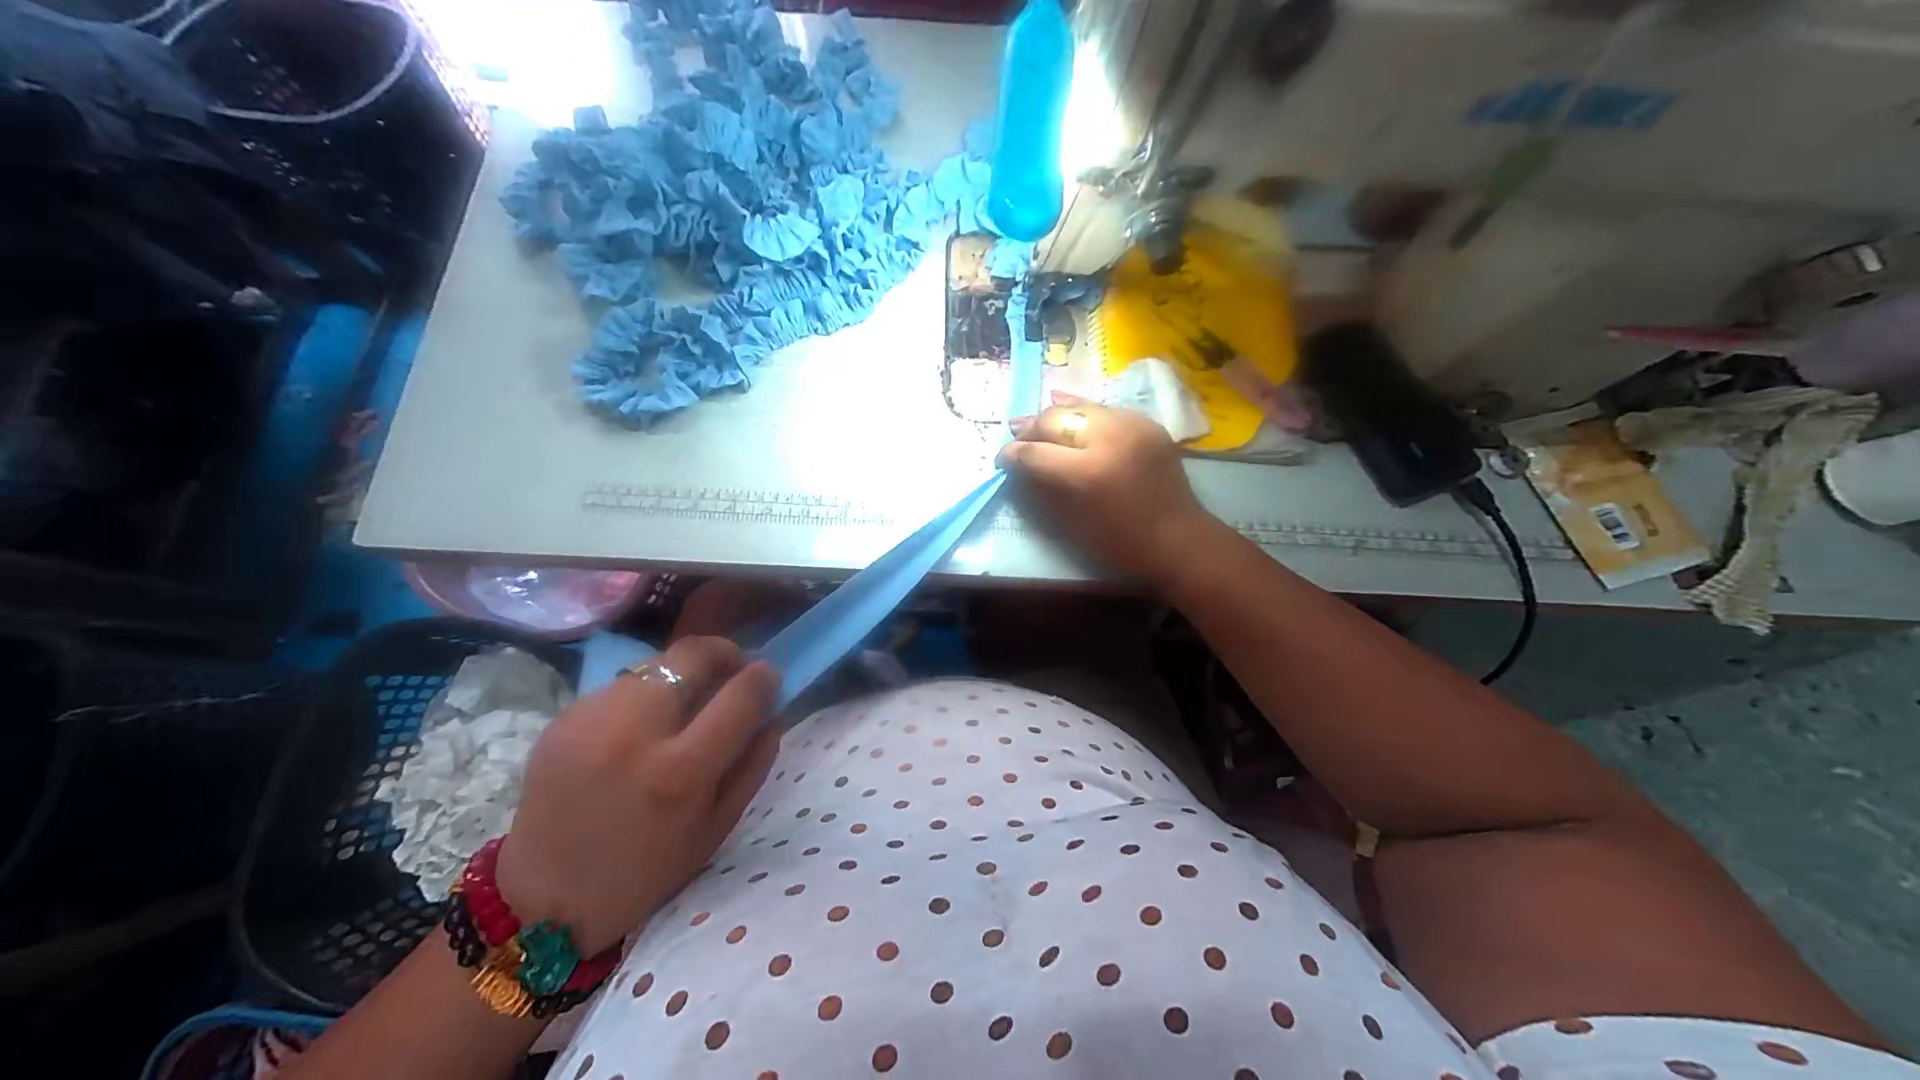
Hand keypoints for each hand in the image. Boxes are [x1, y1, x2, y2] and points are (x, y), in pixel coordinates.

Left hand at [495, 637, 778, 955]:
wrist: (546, 900)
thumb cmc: (646, 872)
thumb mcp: (718, 826)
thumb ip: (754, 761)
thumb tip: (771, 709)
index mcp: (681, 771)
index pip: (741, 694)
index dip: (764, 677)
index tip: (768, 677)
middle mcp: (635, 733)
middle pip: (692, 654)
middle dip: (724, 652)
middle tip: (732, 669)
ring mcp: (591, 720)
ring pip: (654, 664)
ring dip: (680, 674)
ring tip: (682, 704)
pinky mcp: (562, 719)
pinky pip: (619, 687)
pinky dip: (642, 696)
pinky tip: (637, 728)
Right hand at [996, 391, 1219, 585]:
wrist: (1177, 538)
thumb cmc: (1120, 542)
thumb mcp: (1071, 521)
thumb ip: (1042, 487)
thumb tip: (1019, 465)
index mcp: (1088, 472)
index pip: (1035, 453)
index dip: (1012, 455)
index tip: (1001, 459)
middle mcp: (1108, 439)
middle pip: (1055, 420)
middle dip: (1030, 428)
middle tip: (1015, 436)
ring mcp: (1131, 426)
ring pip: (1079, 407)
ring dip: (1053, 414)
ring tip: (1032, 419)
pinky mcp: (1146, 423)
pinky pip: (1105, 410)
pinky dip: (1082, 410)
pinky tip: (1065, 405)